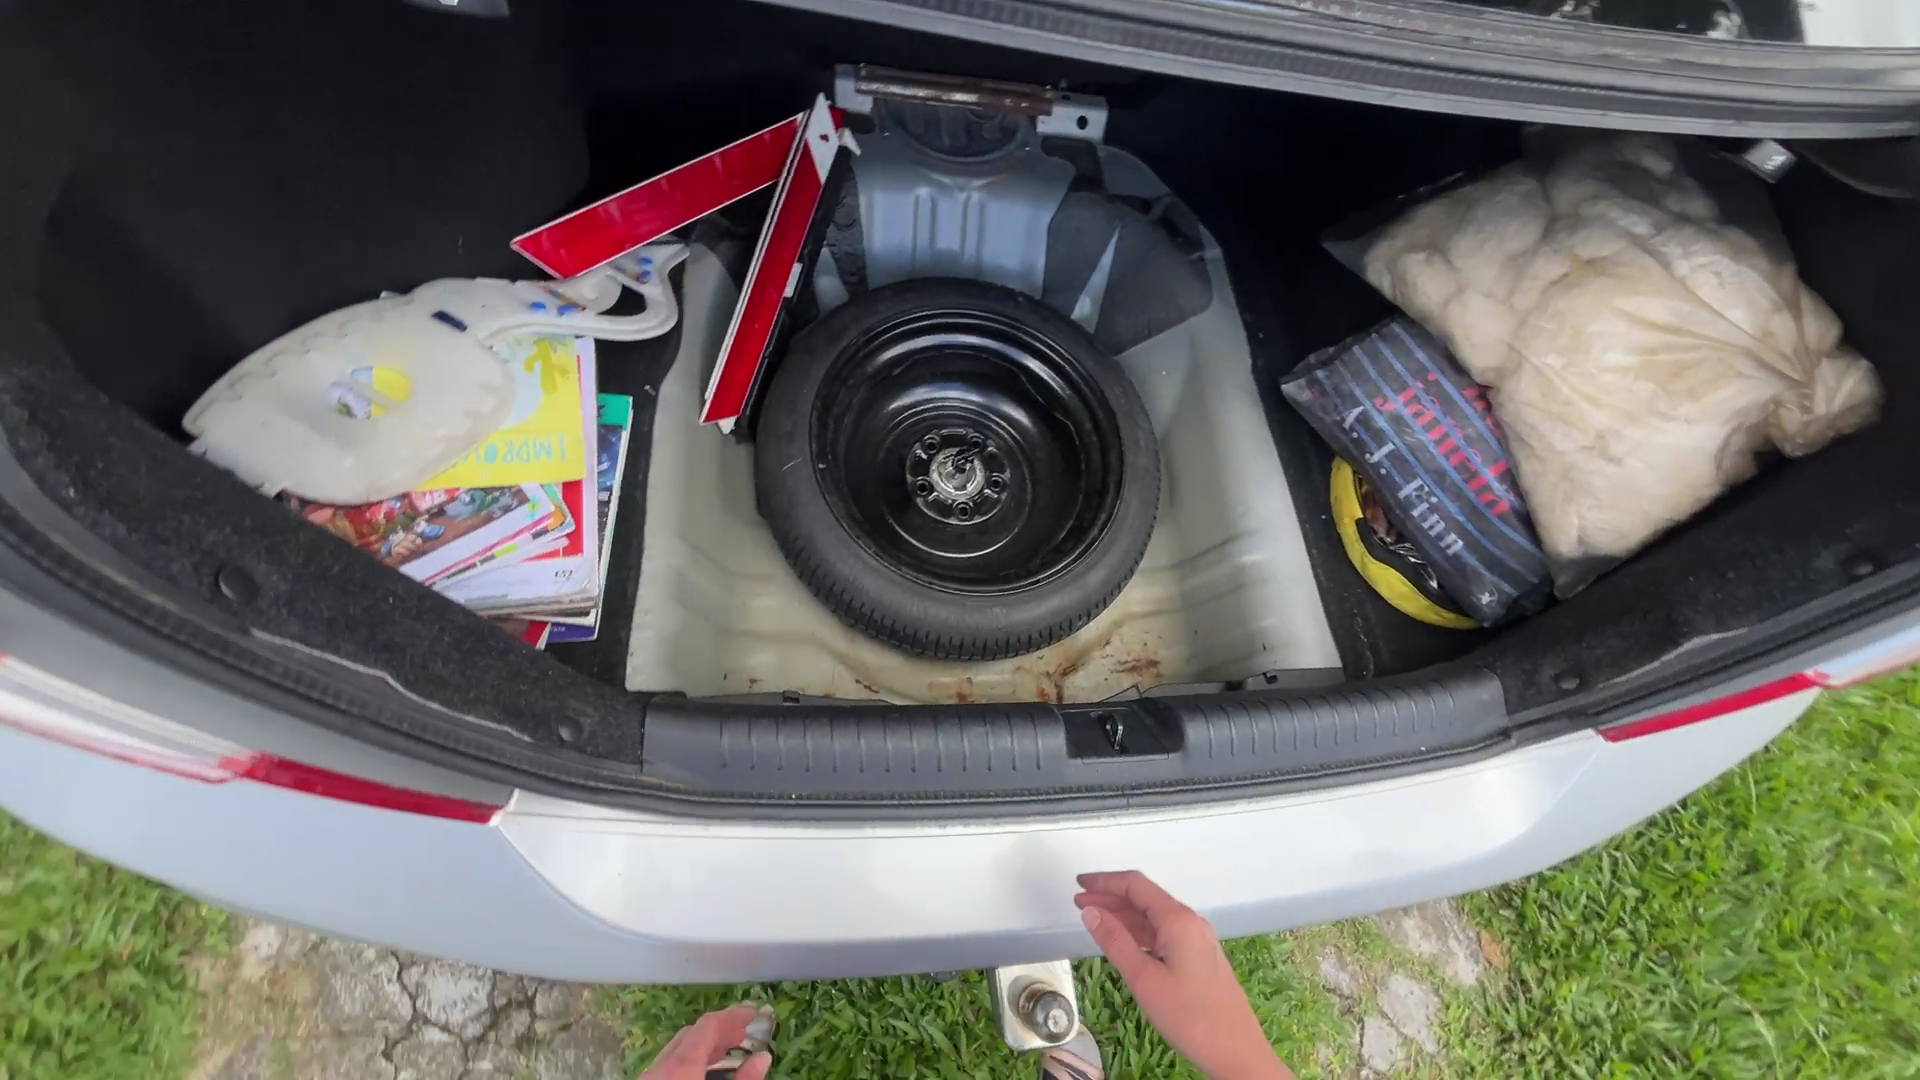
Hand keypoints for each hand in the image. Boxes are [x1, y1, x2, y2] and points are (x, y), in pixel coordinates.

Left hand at [638, 1005, 771, 1079]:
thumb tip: (763, 1057)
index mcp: (680, 1065)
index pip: (708, 1024)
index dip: (733, 1015)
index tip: (755, 1013)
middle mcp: (659, 1067)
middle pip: (690, 1034)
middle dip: (719, 1029)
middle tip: (745, 1031)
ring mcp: (647, 1078)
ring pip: (676, 1051)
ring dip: (704, 1046)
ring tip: (728, 1050)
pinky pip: (667, 1066)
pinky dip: (688, 1061)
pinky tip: (703, 1071)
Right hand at [1075, 871, 1293, 1079]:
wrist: (1239, 1055)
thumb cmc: (1191, 1018)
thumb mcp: (1145, 980)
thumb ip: (1116, 941)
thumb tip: (1091, 912)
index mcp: (1178, 919)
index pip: (1135, 885)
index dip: (1104, 882)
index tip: (1079, 885)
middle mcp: (1189, 921)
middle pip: (1144, 897)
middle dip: (1110, 897)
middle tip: (1079, 904)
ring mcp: (1197, 938)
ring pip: (1153, 916)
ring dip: (1123, 915)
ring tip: (1095, 921)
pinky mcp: (1199, 955)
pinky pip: (1163, 932)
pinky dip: (1139, 931)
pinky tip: (1124, 942)